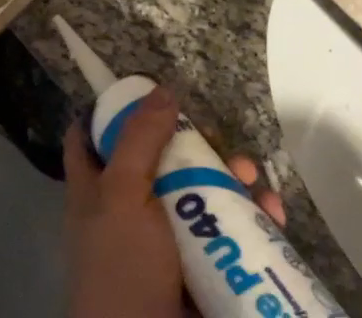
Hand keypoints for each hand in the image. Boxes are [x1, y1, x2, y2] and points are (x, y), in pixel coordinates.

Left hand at [63, 86, 285, 317]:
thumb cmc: (120, 267)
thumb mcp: (121, 196)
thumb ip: (139, 142)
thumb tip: (161, 90)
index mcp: (96, 193)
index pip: (89, 141)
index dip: (108, 114)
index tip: (141, 91)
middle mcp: (130, 214)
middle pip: (161, 164)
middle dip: (197, 148)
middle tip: (221, 142)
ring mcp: (168, 245)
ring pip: (203, 198)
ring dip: (233, 182)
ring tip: (253, 179)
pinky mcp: (204, 271)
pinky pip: (233, 238)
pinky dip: (255, 223)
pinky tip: (272, 213)